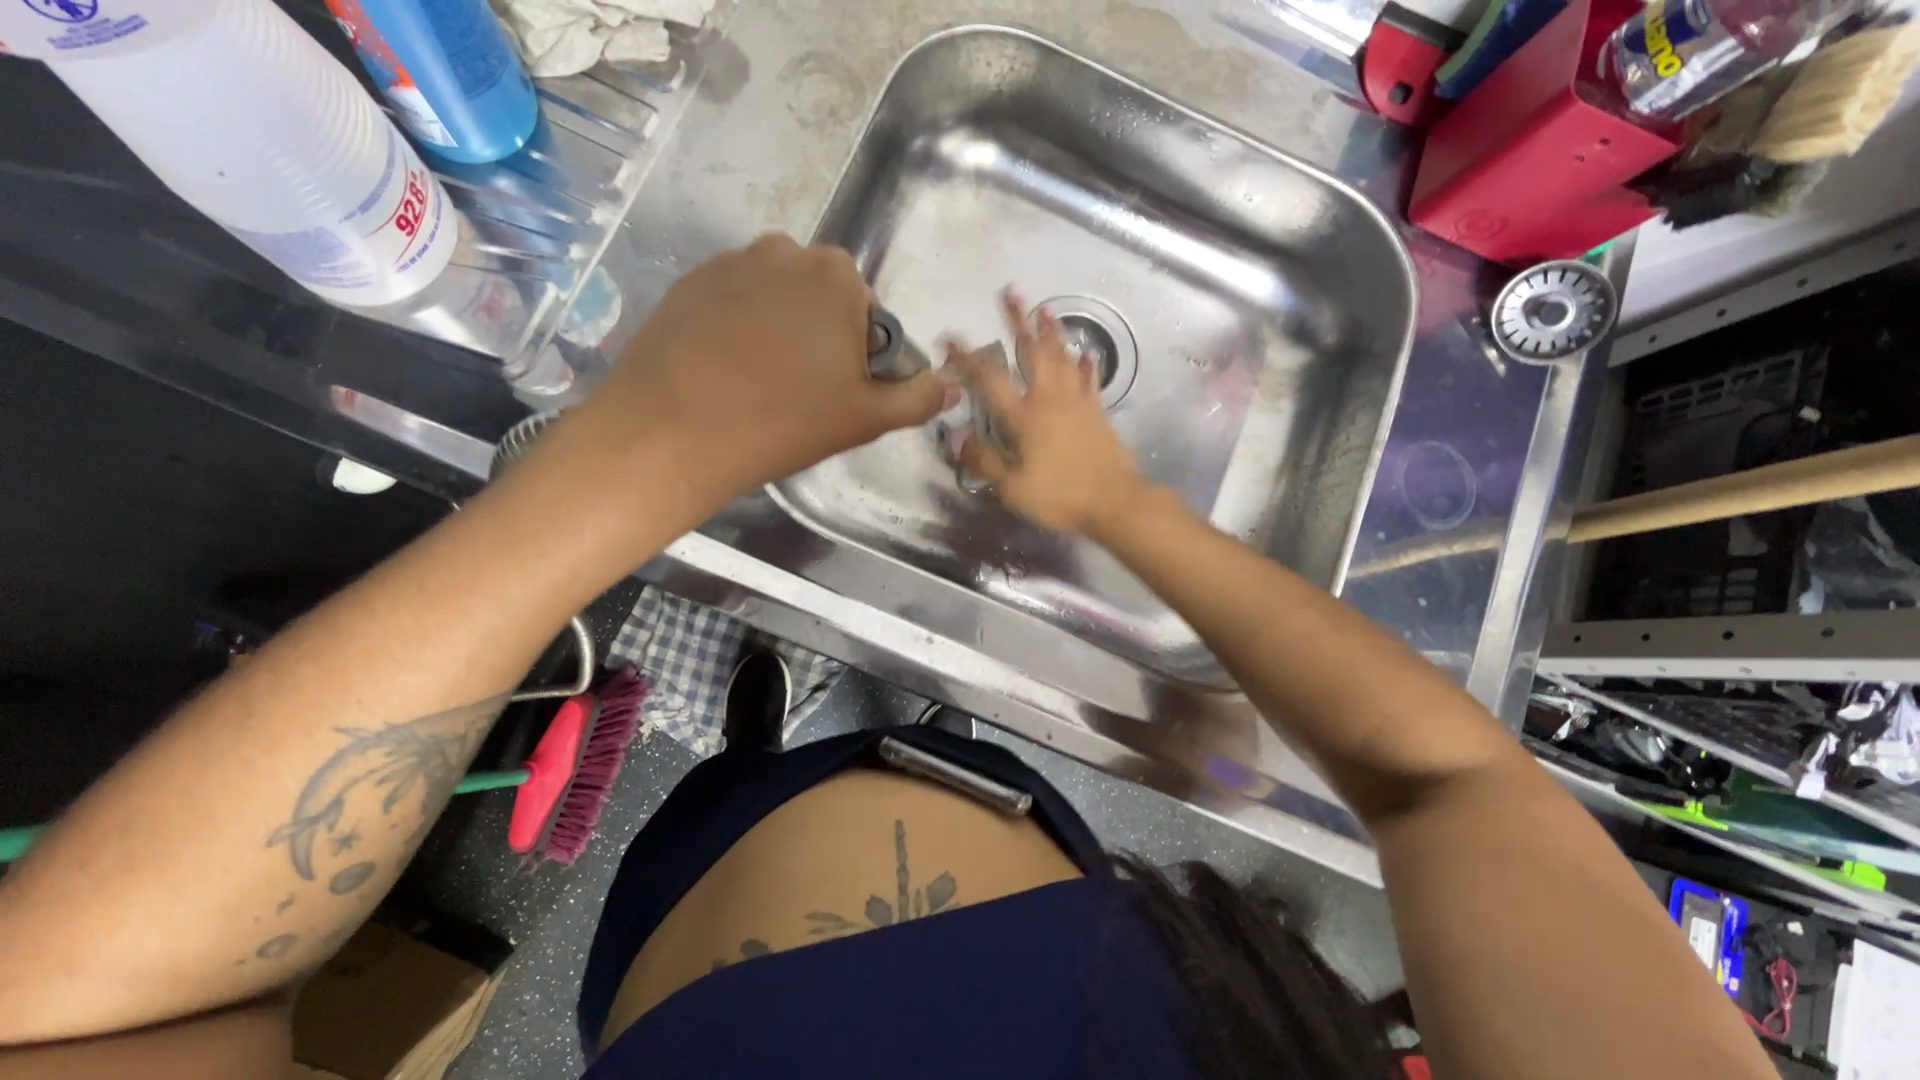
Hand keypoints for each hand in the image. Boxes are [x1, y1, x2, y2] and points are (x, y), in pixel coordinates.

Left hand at [552, 234, 951, 508]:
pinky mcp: (688, 283)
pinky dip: (735, 330)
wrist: (671, 430)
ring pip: (775, 299)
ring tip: (757, 384)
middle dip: (819, 337)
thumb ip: (916, 398)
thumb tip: (951, 386)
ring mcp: (730, 262)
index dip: (860, 357)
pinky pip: (731, 303)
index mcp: (837, 275)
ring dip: (777, 331)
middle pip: (820, 300)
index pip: (868, 314)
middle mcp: (785, 251)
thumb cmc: (782, 421)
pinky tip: (722, 372)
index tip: (837, 393)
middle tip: (799, 393)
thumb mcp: (865, 418)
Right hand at [954, 289, 1149, 536]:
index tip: (951, 337)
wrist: (1115, 501)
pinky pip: (1090, 380)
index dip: (968, 357)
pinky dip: (1087, 365)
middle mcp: (1049, 399)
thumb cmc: (1060, 496)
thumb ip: (984, 461)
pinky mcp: (1097, 412)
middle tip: (1011, 292)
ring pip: (1063, 358)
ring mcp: (1077, 402)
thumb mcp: (1013, 488)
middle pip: (1033, 352)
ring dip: (1053, 332)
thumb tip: (957, 438)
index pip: (989, 380)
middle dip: (1019, 321)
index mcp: (1024, 417)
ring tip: (1045, 309)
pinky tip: (1086, 353)